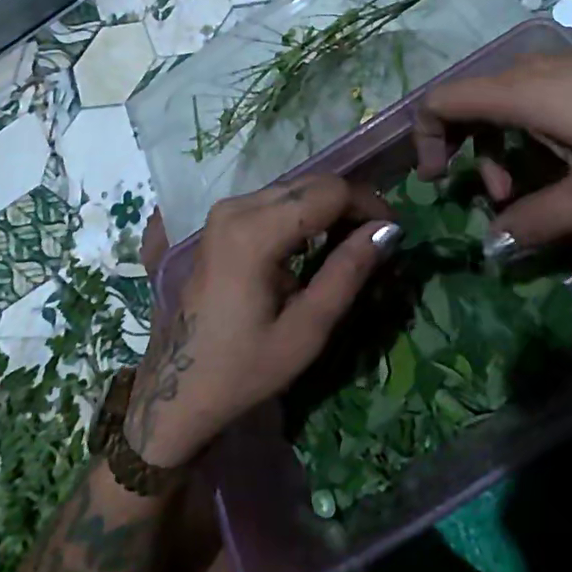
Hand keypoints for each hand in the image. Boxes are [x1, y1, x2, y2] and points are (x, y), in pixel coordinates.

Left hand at [122, 175, 397, 466]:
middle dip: (351, 203)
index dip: (368, 203)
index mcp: (254, 233)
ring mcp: (225, 211)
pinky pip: (276, 199)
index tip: (393, 232)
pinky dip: (306, 212)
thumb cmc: (243, 368)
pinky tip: (319, 242)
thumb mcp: (306, 330)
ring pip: (296, 187)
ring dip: (330, 206)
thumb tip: (388, 230)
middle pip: (313, 182)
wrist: (179, 389)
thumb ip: (348, 273)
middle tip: (377, 238)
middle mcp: (236, 207)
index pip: (329, 191)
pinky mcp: (222, 220)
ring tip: (353, 242)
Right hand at [413, 49, 571, 248]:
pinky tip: (566, 160)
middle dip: (469, 154)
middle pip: (468, 104)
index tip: (436, 179)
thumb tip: (494, 244)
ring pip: (501, 104)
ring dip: (501, 148)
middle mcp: (528, 70)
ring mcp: (556, 65)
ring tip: (538, 186)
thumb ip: (538, 221)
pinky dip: (525, 133)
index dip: (424, 139)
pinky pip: (529, 98)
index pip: (441, 101)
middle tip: (502, 196)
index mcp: (520, 92)